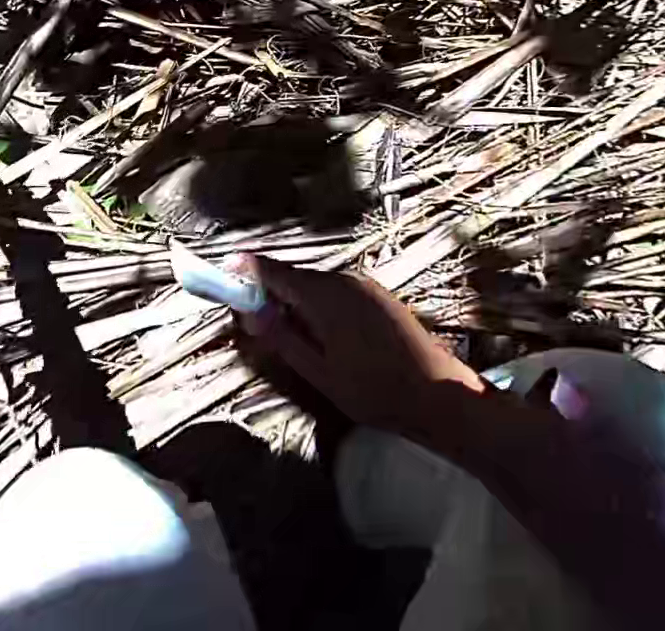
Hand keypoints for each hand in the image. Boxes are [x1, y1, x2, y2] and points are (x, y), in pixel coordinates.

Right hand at [238, 255, 488, 433]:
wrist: (440, 395)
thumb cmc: (374, 390)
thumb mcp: (318, 371)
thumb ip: (281, 337)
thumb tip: (250, 312)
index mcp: (322, 295)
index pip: (273, 271)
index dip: (245, 270)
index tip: (224, 271)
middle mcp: (340, 279)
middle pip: (293, 276)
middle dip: (269, 290)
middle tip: (254, 318)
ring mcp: (362, 284)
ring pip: (314, 284)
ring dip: (295, 299)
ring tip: (290, 333)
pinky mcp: (376, 294)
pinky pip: (334, 290)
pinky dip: (318, 303)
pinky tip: (324, 333)